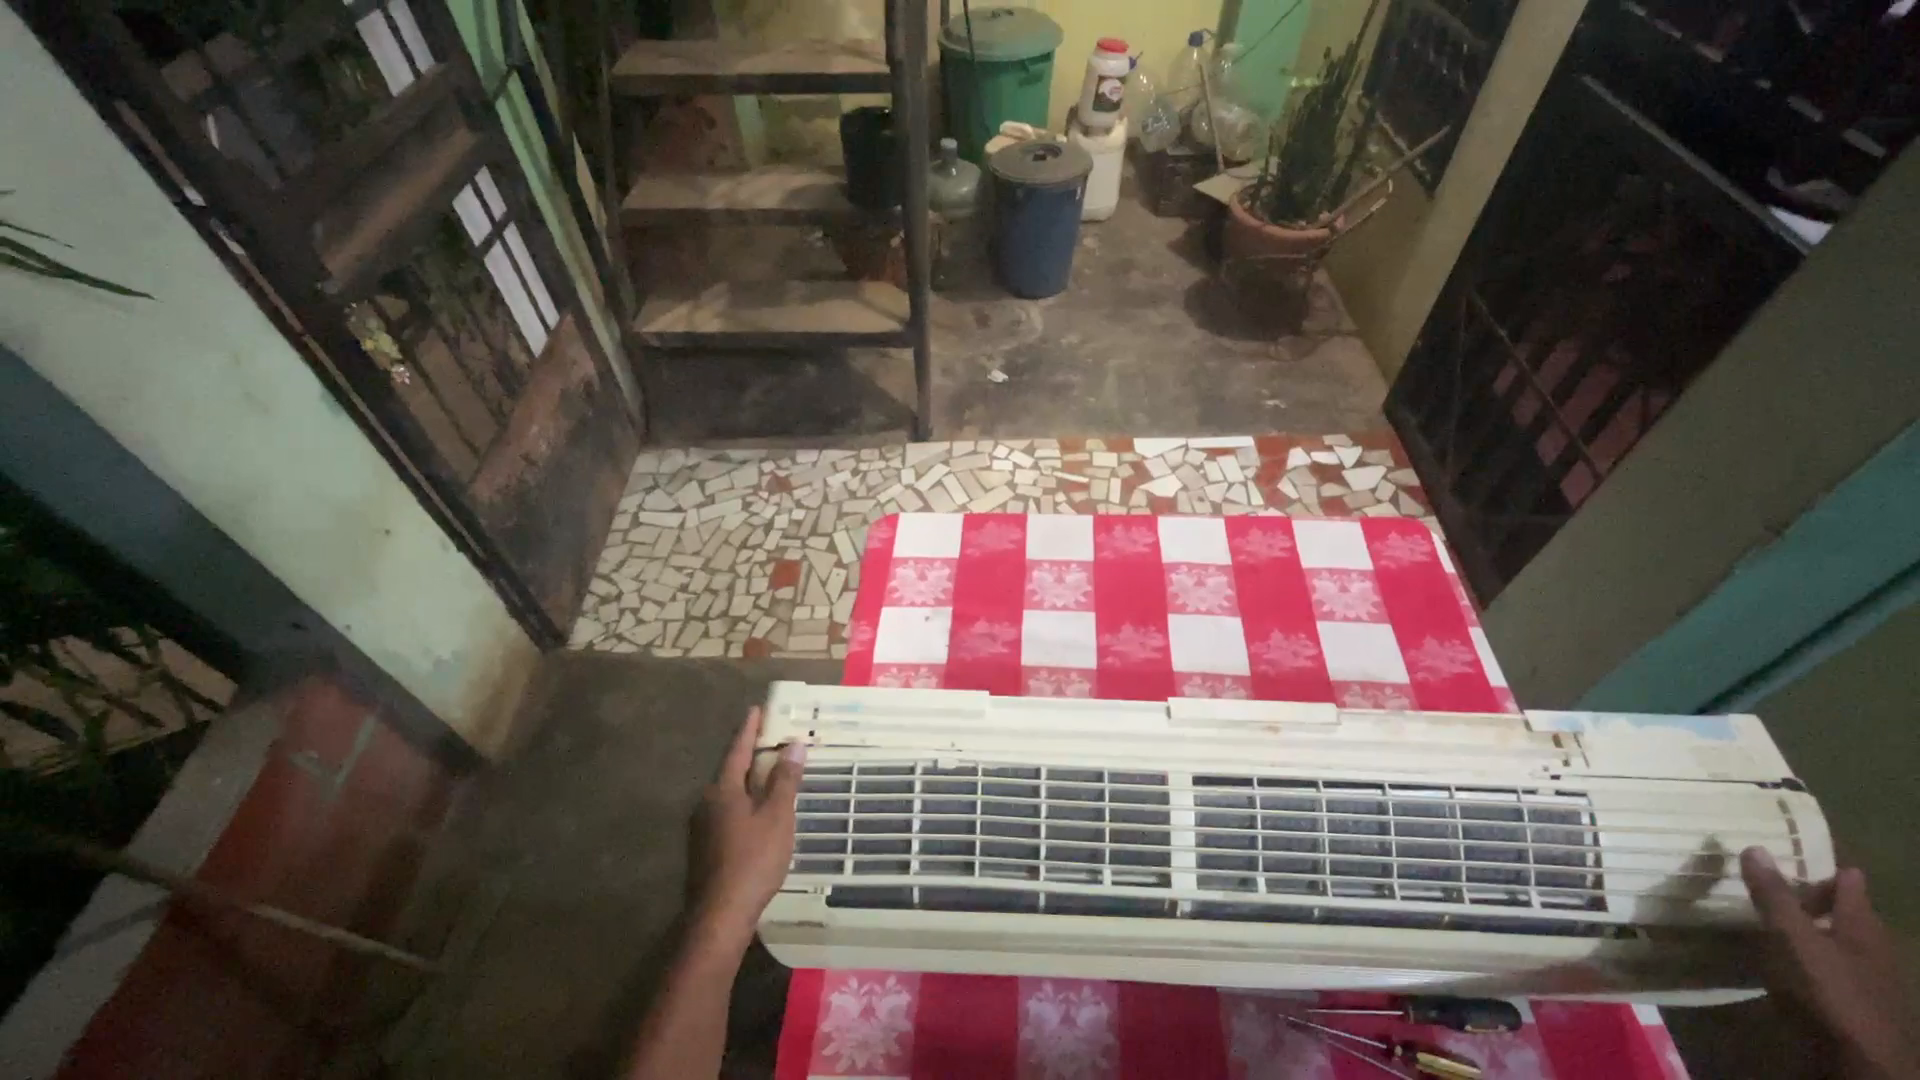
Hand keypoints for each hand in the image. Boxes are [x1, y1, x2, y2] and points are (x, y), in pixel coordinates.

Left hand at [690, 707, 804, 949]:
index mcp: (723, 790)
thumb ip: (785, 780)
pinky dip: (744, 805)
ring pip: (729, 795)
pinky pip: (727, 814)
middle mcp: (707, 802)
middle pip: (731, 771)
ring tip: (770, 777)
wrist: (719, 916)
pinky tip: (758, 816)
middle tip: (772, 742)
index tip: (757, 709)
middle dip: (751, 756)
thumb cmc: (753, 860)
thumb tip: (793, 744)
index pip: (738, 750)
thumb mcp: (777, 817)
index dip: (750, 729)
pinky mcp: (704, 849)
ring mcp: (702, 828)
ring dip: (748, 783)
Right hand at [1741, 847, 1919, 1079]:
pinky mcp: (1849, 997)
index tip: (1792, 846)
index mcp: (1863, 926)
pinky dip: (1803, 950)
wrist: (1861, 1060)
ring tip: (1766, 912)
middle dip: (1811, 894)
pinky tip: (1780, 953)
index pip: (1849, 884)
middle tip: (1768, 877)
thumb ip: (1775, 897)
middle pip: (1844, 910)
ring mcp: (1863, 975)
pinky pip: (1825, 961)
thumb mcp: (1794, 939)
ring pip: (1834, 936)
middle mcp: (1869, 946)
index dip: (1824, 864)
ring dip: (1805, 923)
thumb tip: (1755, 847)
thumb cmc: (1830, 990)